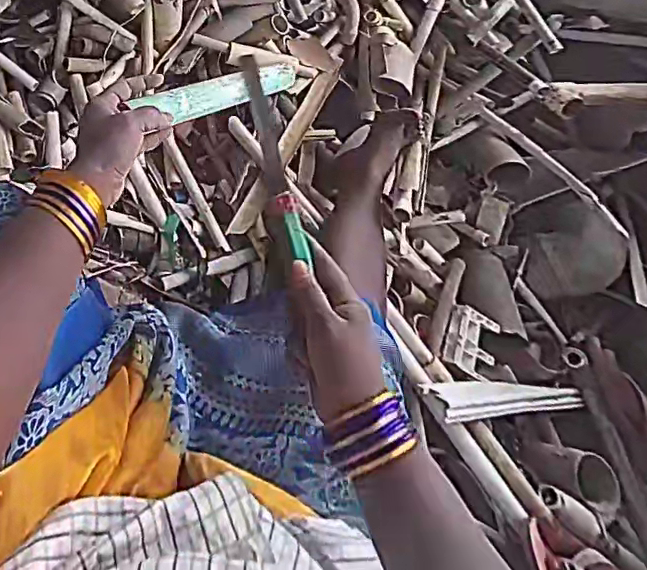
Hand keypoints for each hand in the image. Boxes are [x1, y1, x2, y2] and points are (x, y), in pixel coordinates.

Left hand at [66, 75, 170, 205]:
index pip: (124, 86)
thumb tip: (163, 115)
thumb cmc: (102, 151)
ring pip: (136, 124)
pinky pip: (137, 140)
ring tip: (169, 119)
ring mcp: (109, 136)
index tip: (158, 81)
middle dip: (151, 106)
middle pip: (131, 106)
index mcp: (100, 105)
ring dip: (153, 122)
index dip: (143, 82)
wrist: (96, 181)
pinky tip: (163, 134)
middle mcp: (102, 119)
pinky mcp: (116, 152)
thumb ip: (150, 115)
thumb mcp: (131, 123)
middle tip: (166, 104)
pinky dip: (151, 136)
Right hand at [288, 243, 390, 420]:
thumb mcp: (323, 325)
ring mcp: (330, 334)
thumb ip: (308, 293)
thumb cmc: (344, 366)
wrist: (353, 415)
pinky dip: (299, 350)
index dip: (309, 250)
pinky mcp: (320, 352)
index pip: (326, 268)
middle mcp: (340, 315)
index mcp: (349, 304)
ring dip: (299, 333)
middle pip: (308, 292)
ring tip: (308, 350)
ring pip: (300, 317)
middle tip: (300, 320)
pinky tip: (308, 363)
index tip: (293, 232)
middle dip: (299, 306)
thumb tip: (298, 264)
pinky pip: (299, 339)